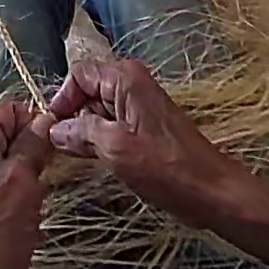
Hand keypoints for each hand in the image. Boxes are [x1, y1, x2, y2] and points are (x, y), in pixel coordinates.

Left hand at [0, 100, 52, 268]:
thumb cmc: (0, 234)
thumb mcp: (21, 182)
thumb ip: (31, 144)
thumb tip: (45, 116)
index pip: (8, 108)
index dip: (34, 119)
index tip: (55, 137)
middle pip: (11, 129)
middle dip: (34, 142)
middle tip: (51, 163)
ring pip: (14, 152)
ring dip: (33, 163)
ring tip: (43, 181)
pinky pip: (11, 172)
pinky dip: (27, 179)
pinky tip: (35, 196)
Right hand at [47, 58, 247, 228]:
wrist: (216, 193)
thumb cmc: (165, 167)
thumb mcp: (115, 148)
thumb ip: (80, 132)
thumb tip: (53, 130)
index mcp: (124, 77)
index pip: (78, 75)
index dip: (62, 99)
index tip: (52, 129)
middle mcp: (131, 81)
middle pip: (87, 89)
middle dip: (73, 115)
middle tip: (64, 147)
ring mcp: (140, 101)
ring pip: (99, 108)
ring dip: (87, 129)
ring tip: (82, 155)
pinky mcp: (146, 122)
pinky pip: (113, 121)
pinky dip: (102, 137)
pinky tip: (101, 158)